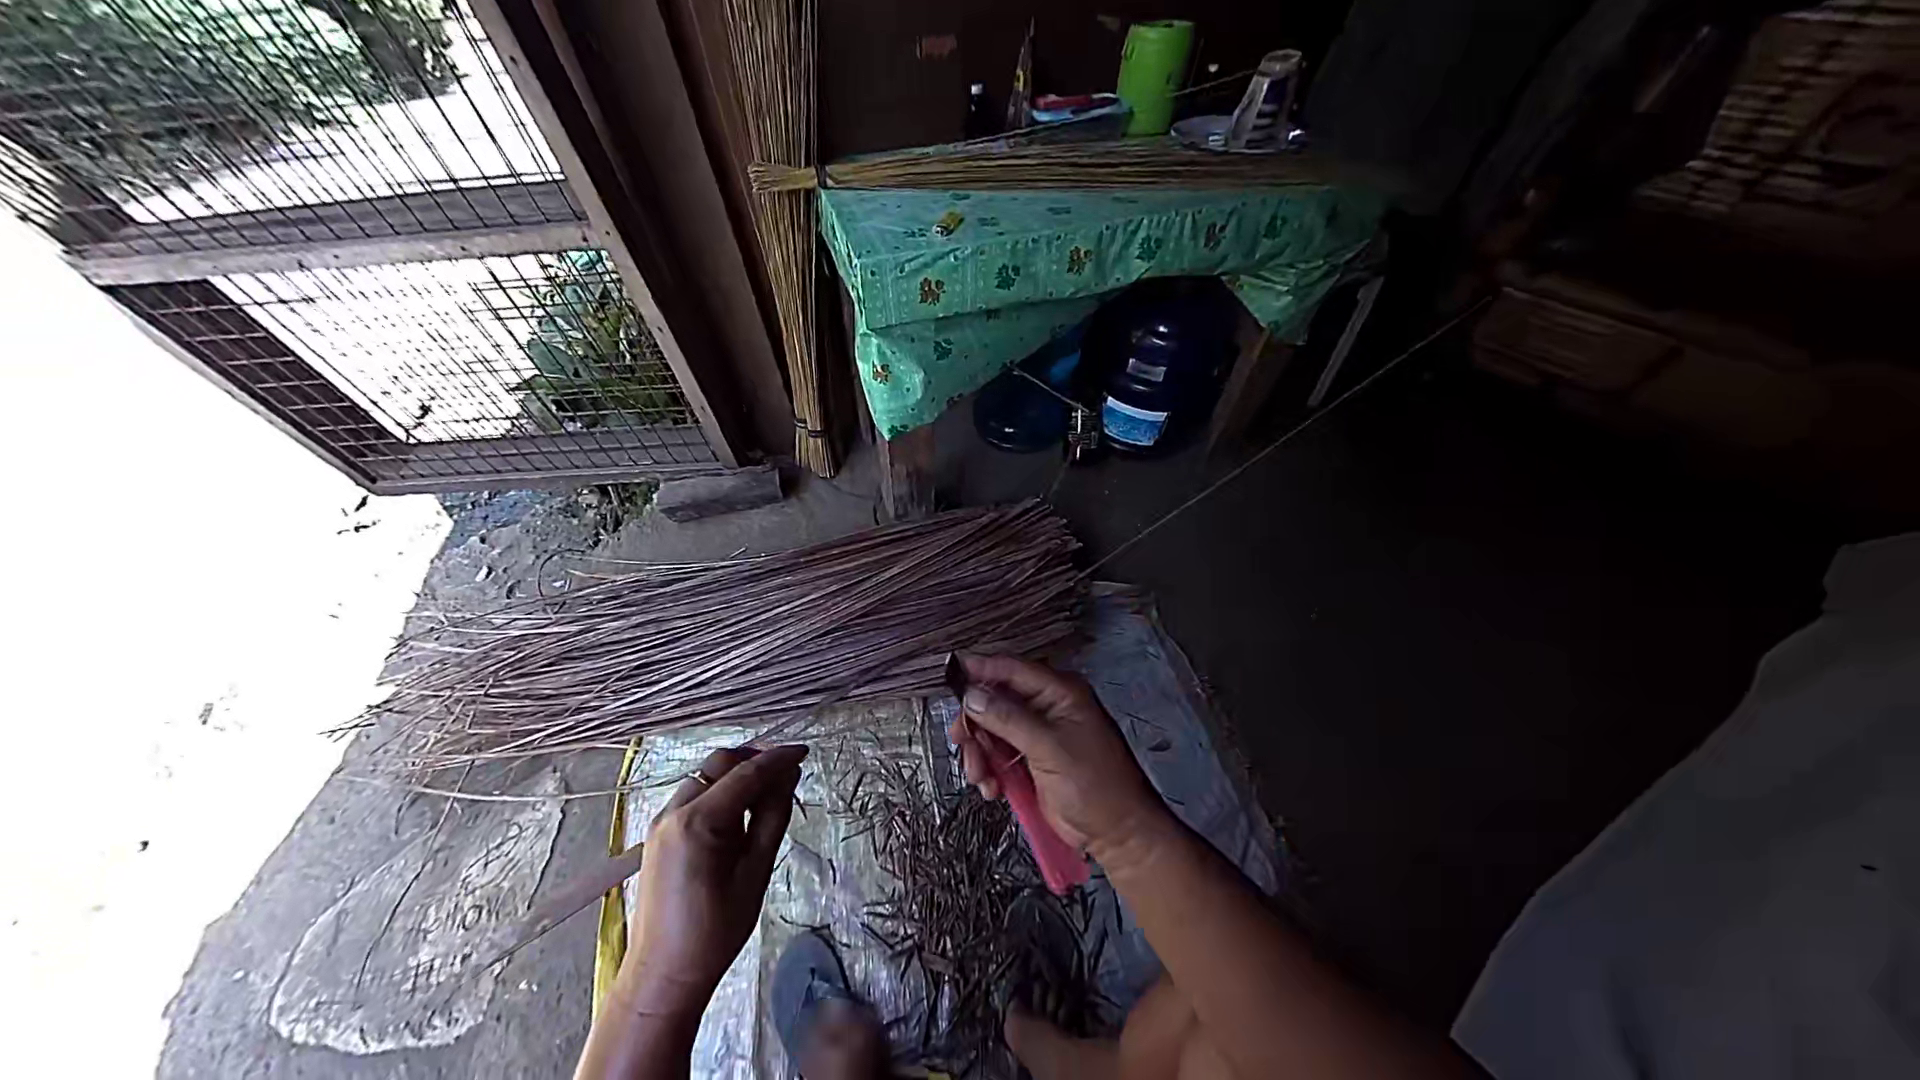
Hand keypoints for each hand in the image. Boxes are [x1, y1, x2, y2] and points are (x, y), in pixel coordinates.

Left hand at [619, 744, 807, 1020]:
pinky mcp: (658, 833)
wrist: (662, 975)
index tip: (804, 751)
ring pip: (705, 776)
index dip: (778, 758)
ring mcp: (661, 821)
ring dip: (736, 775)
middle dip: (754, 759)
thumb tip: (788, 776)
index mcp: (699, 822)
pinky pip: (693, 795)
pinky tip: (738, 814)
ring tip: (766, 796)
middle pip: (720, 763)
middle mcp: (674, 811)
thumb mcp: (756, 872)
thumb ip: (772, 816)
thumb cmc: (716, 932)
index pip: (746, 772)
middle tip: (785, 773)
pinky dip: (719, 791)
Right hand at [948, 654, 1168, 867]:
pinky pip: (995, 755)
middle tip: (962, 743)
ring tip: (981, 777)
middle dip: (975, 724)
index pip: (1012, 669)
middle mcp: (1045, 707)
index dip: (980, 670)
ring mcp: (1036, 735)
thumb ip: (1008, 719)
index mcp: (1059, 692)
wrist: (1116, 833)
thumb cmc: (1095, 784)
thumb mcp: (1050, 747)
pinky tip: (993, 788)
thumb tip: (972, 696)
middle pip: (994, 701)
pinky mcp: (1029, 760)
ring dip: (979, 753)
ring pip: (990, 730)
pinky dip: (988, 770)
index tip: (950, 675)